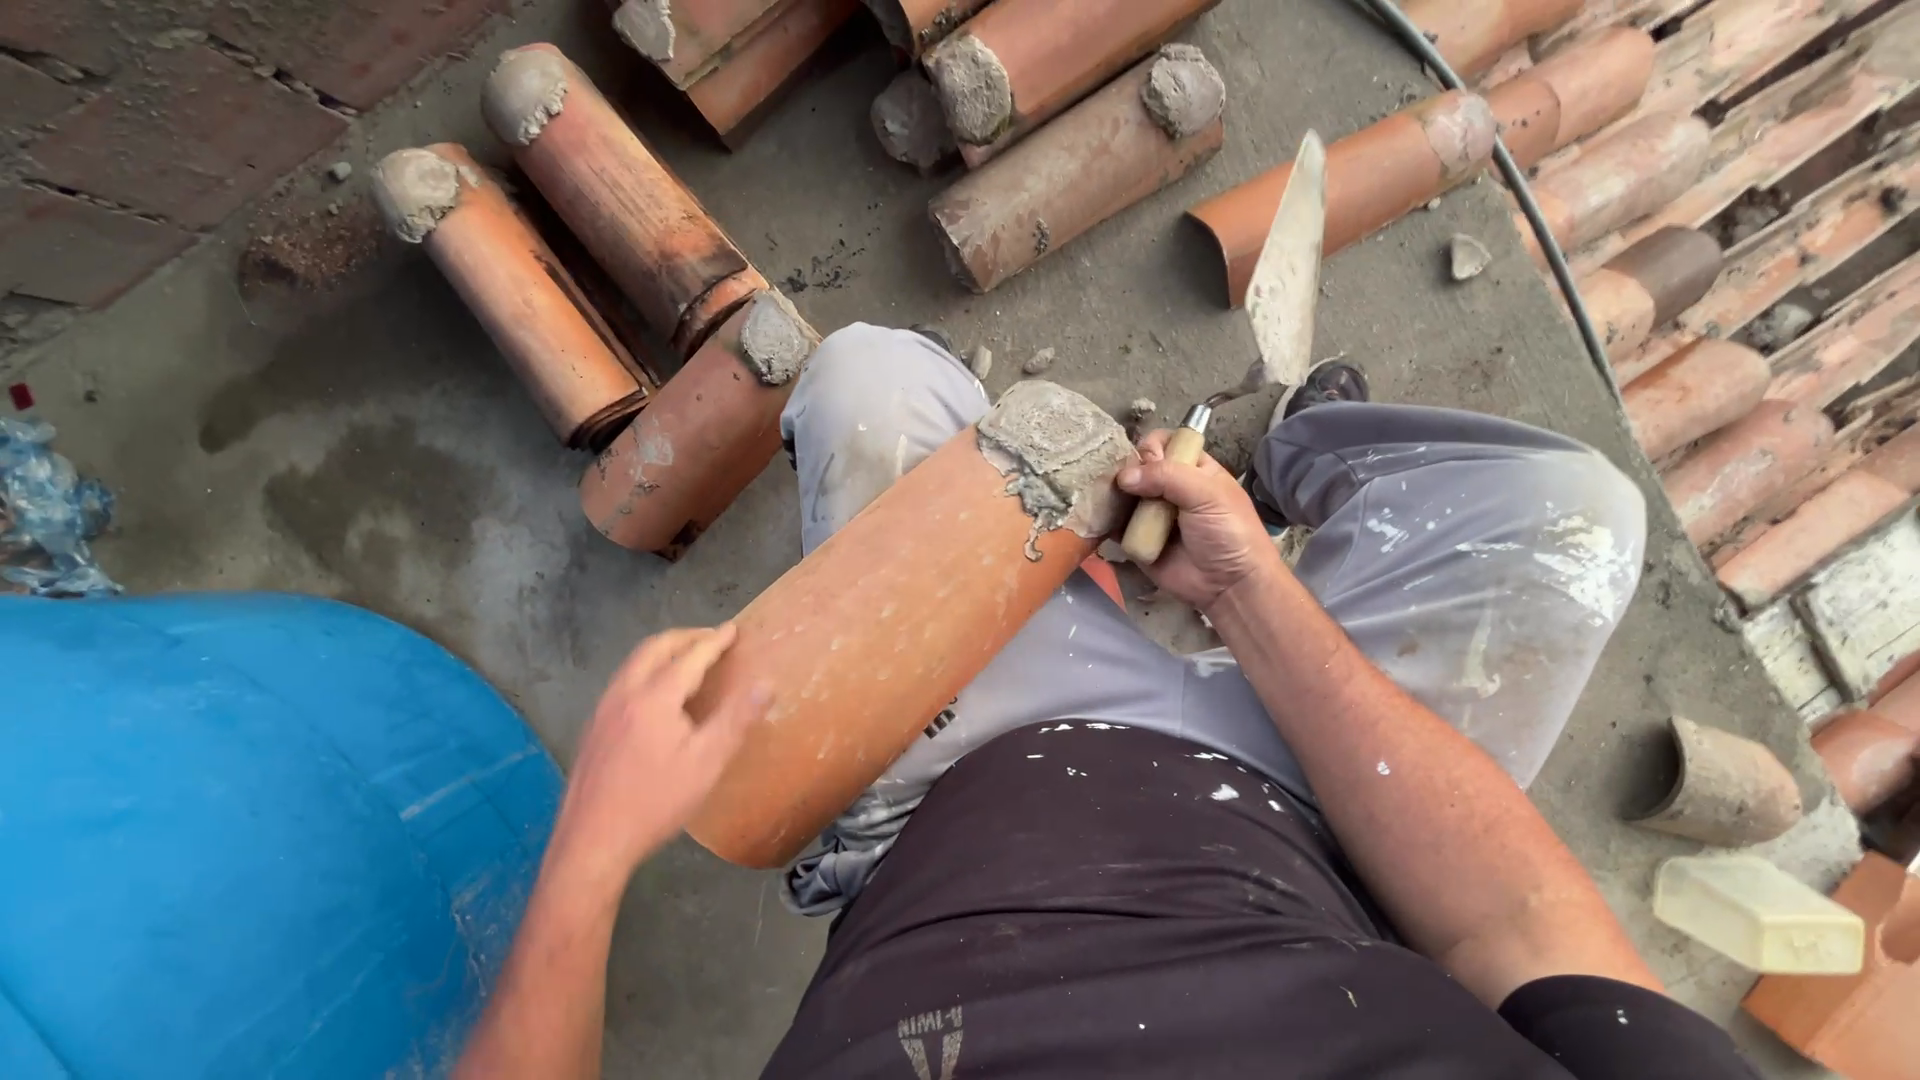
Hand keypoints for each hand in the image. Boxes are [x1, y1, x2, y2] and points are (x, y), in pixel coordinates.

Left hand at [547, 625, 769, 895]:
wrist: (591, 842)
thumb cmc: (655, 802)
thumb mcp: (706, 763)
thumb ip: (736, 720)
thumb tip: (766, 684)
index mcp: (654, 697)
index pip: (690, 656)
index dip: (715, 641)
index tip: (733, 630)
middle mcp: (624, 694)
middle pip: (654, 648)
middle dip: (685, 638)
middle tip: (712, 640)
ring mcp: (603, 711)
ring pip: (634, 664)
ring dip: (663, 652)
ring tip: (687, 661)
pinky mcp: (593, 729)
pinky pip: (623, 682)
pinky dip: (646, 671)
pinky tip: (656, 697)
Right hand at [1117, 430, 1285, 612]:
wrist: (1229, 585)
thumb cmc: (1228, 532)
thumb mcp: (1207, 494)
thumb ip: (1167, 476)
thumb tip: (1124, 476)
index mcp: (1192, 469)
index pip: (1165, 443)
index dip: (1153, 447)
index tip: (1151, 461)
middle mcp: (1169, 488)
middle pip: (1137, 466)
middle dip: (1127, 470)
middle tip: (1127, 485)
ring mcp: (1150, 513)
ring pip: (1122, 493)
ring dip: (1111, 493)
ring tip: (1105, 499)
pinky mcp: (1136, 538)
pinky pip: (1114, 524)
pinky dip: (1104, 519)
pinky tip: (1097, 516)